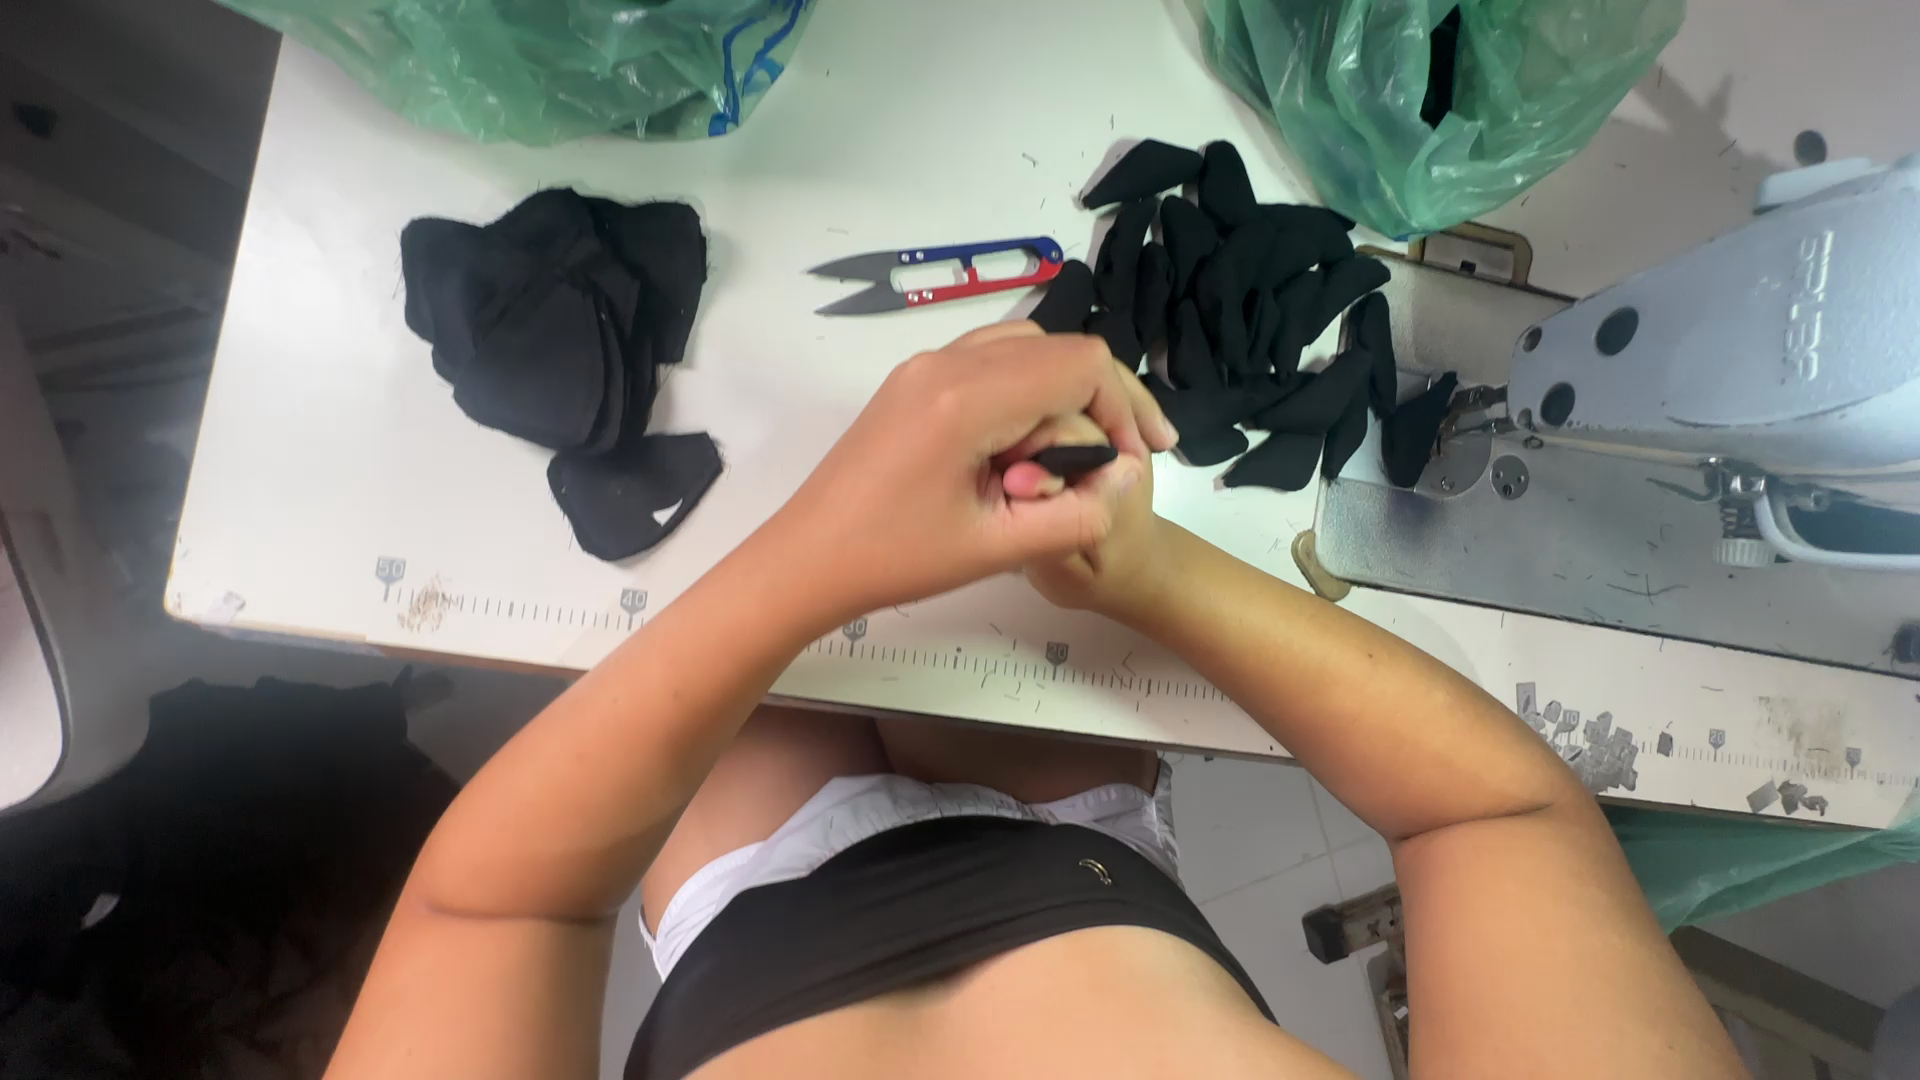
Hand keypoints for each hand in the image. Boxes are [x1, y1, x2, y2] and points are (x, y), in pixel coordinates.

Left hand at [763, 322, 1178, 621]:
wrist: (808, 558)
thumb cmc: (896, 561)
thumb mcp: (998, 549)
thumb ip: (1078, 514)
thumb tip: (1125, 475)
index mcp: (967, 400)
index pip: (1080, 366)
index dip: (1122, 408)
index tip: (1129, 462)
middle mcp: (946, 363)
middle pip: (1057, 348)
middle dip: (1099, 399)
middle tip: (1121, 457)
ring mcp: (924, 366)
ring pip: (1024, 350)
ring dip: (1062, 393)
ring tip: (1080, 450)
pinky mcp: (913, 381)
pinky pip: (989, 363)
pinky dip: (1024, 391)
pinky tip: (1028, 439)